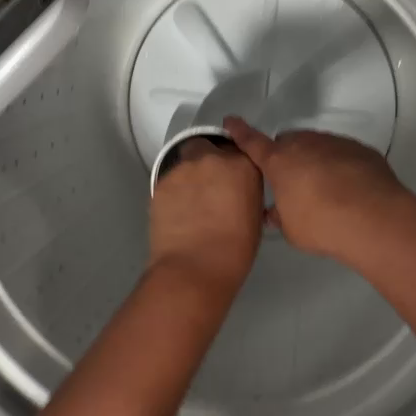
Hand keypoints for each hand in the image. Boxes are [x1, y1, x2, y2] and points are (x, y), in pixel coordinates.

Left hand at [148, 137, 263, 286]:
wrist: (194, 268)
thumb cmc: (235, 250)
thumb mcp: (254, 216)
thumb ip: (246, 191)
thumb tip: (236, 190)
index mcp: (243, 165)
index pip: (241, 150)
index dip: (236, 163)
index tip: (234, 177)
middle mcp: (213, 158)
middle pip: (209, 147)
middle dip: (209, 159)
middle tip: (210, 185)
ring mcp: (183, 169)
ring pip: (186, 161)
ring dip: (191, 175)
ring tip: (191, 202)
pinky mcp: (160, 182)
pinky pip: (171, 180)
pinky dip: (175, 191)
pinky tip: (177, 212)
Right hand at [223, 118, 415, 261]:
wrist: (375, 219)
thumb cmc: (322, 225)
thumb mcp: (292, 229)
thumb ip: (280, 216)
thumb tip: (275, 212)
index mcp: (280, 161)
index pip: (252, 141)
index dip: (240, 132)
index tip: (231, 121)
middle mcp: (306, 144)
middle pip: (289, 143)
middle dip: (287, 157)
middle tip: (293, 182)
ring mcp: (336, 143)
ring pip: (317, 146)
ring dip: (315, 161)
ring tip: (325, 189)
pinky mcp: (361, 150)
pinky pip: (342, 154)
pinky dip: (340, 166)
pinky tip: (349, 188)